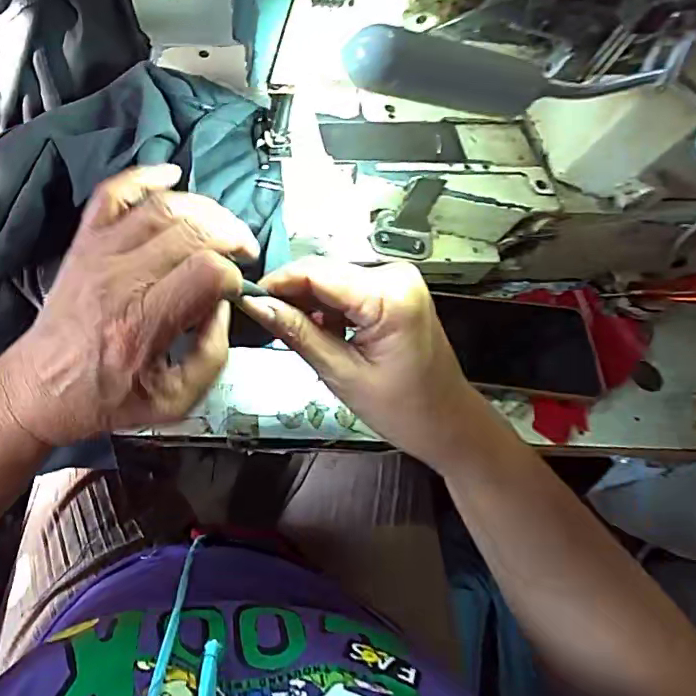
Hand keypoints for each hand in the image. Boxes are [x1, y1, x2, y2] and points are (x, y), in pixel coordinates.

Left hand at [0, 165, 256, 446]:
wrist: (40, 387)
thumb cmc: (106, 398)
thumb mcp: (175, 401)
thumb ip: (213, 355)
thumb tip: (224, 304)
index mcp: (143, 323)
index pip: (206, 271)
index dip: (233, 276)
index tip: (235, 289)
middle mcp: (121, 279)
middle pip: (191, 230)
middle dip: (229, 235)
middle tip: (243, 250)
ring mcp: (98, 254)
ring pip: (161, 207)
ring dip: (203, 208)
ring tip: (221, 226)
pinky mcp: (83, 243)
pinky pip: (112, 194)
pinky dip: (144, 176)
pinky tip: (171, 175)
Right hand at [240, 257, 493, 469]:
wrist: (450, 423)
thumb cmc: (403, 408)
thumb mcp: (341, 373)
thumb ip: (297, 332)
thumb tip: (256, 304)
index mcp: (389, 295)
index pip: (315, 272)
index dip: (276, 283)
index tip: (246, 300)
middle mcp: (394, 275)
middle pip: (321, 273)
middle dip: (289, 295)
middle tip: (263, 323)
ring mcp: (395, 280)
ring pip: (329, 280)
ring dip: (306, 303)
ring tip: (293, 336)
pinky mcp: (392, 289)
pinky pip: (345, 289)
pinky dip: (325, 308)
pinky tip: (319, 333)